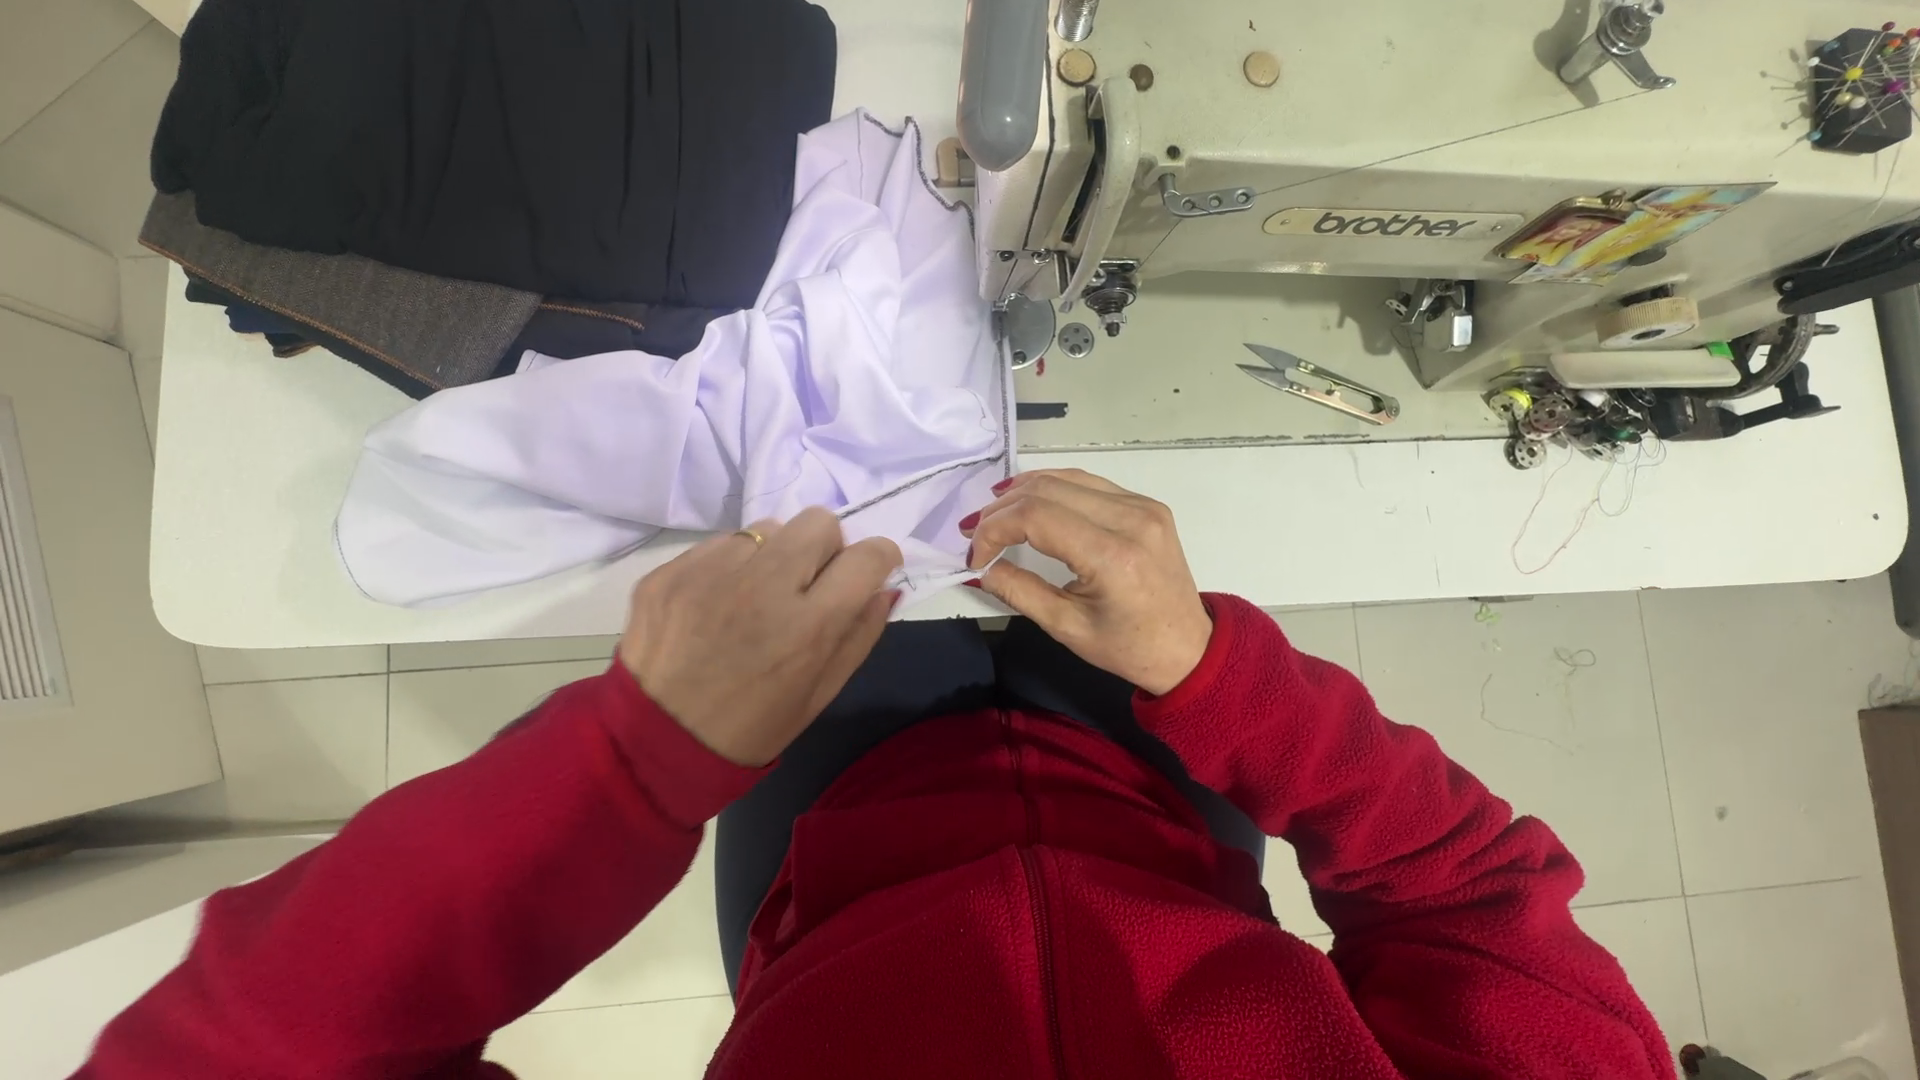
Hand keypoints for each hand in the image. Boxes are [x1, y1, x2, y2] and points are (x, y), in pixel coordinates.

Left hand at [617, 508, 902, 765]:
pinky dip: (730, 566)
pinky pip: (719, 545)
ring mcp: (710, 574)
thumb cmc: (753, 727)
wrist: (654, 740)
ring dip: (775, 554)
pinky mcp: (670, 572)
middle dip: (827, 547)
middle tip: (810, 582)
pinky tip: (718, 603)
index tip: (872, 569)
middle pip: (819, 523)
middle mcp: (762, 587)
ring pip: (768, 528)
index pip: (867, 557)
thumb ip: (860, 635)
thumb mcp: (821, 694)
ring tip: (756, 595)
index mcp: (808, 626)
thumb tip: (884, 587)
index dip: (880, 557)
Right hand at [960, 469, 1210, 695]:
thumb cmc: (1127, 647)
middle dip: (1001, 509)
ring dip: (1023, 491)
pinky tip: (1028, 498)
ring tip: (993, 513)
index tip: (975, 556)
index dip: (994, 529)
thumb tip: (979, 568)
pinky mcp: (1146, 504)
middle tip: (975, 533)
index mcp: (1112, 556)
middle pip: (1047, 490)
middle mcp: (1131, 519)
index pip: (1036, 517)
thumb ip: (1018, 591)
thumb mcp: (1066, 627)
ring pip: (1066, 478)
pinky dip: (1052, 488)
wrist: (1188, 648)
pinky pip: (1088, 483)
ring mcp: (1142, 506)